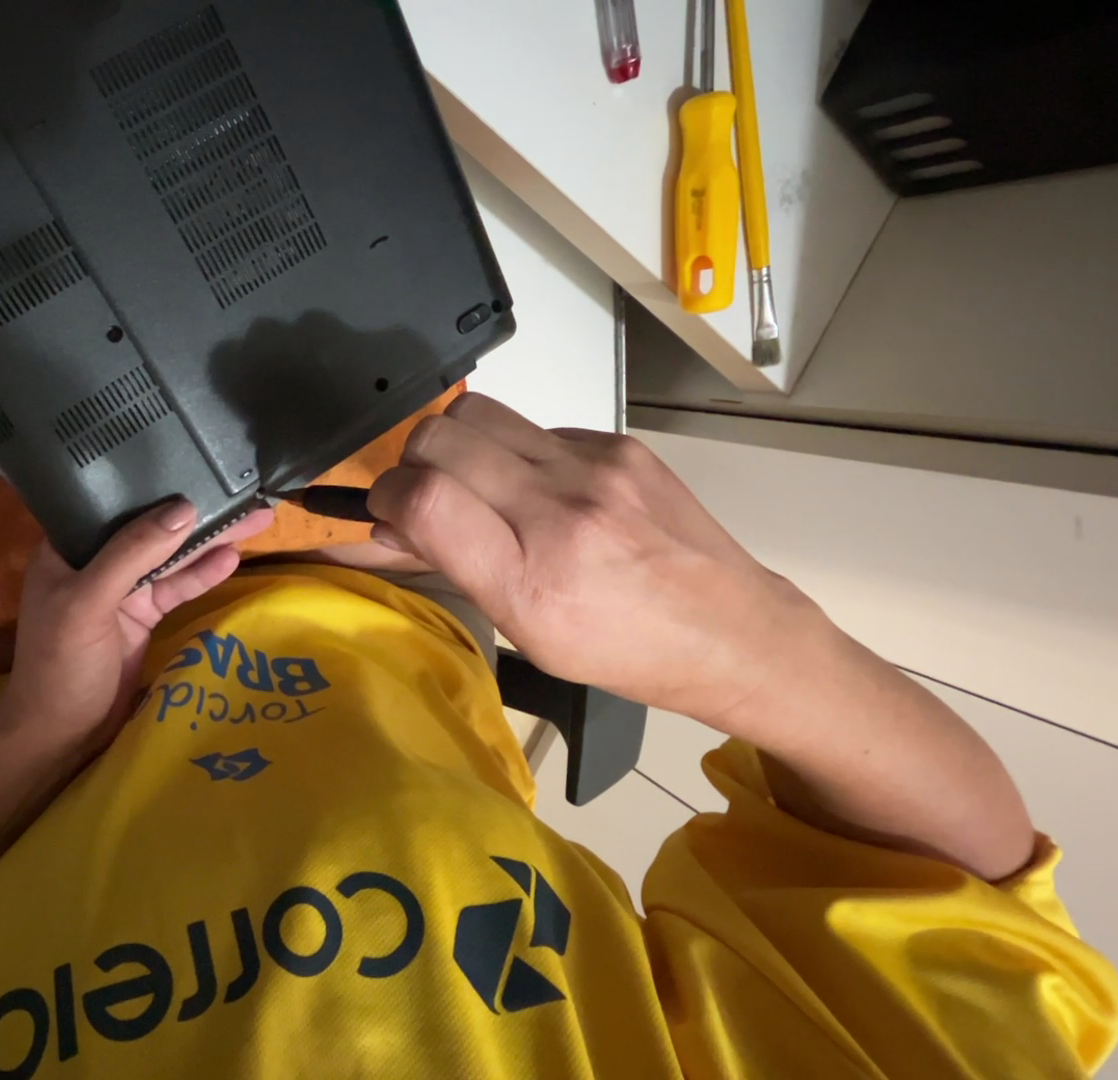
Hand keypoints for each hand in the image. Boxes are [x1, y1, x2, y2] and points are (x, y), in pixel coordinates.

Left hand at [0, 500, 274, 751]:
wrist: (61, 735)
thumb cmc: (59, 665)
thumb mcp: (88, 603)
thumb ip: (132, 555)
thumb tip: (184, 510)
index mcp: (68, 547)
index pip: (116, 503)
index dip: (155, 484)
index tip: (198, 464)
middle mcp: (96, 560)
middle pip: (153, 528)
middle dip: (196, 512)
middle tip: (243, 492)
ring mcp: (123, 589)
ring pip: (171, 557)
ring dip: (209, 541)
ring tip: (254, 518)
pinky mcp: (144, 615)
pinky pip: (177, 587)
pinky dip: (203, 574)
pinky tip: (231, 558)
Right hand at [367, 393, 818, 725]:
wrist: (730, 629)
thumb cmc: (619, 650)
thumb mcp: (526, 633)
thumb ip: (457, 567)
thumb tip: (394, 522)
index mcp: (530, 581)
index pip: (425, 500)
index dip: (387, 495)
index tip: (388, 510)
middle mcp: (561, 511)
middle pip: (439, 438)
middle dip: (411, 462)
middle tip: (425, 494)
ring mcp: (594, 466)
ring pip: (477, 414)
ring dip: (453, 444)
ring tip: (474, 482)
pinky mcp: (618, 443)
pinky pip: (533, 427)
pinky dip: (512, 452)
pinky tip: (539, 488)